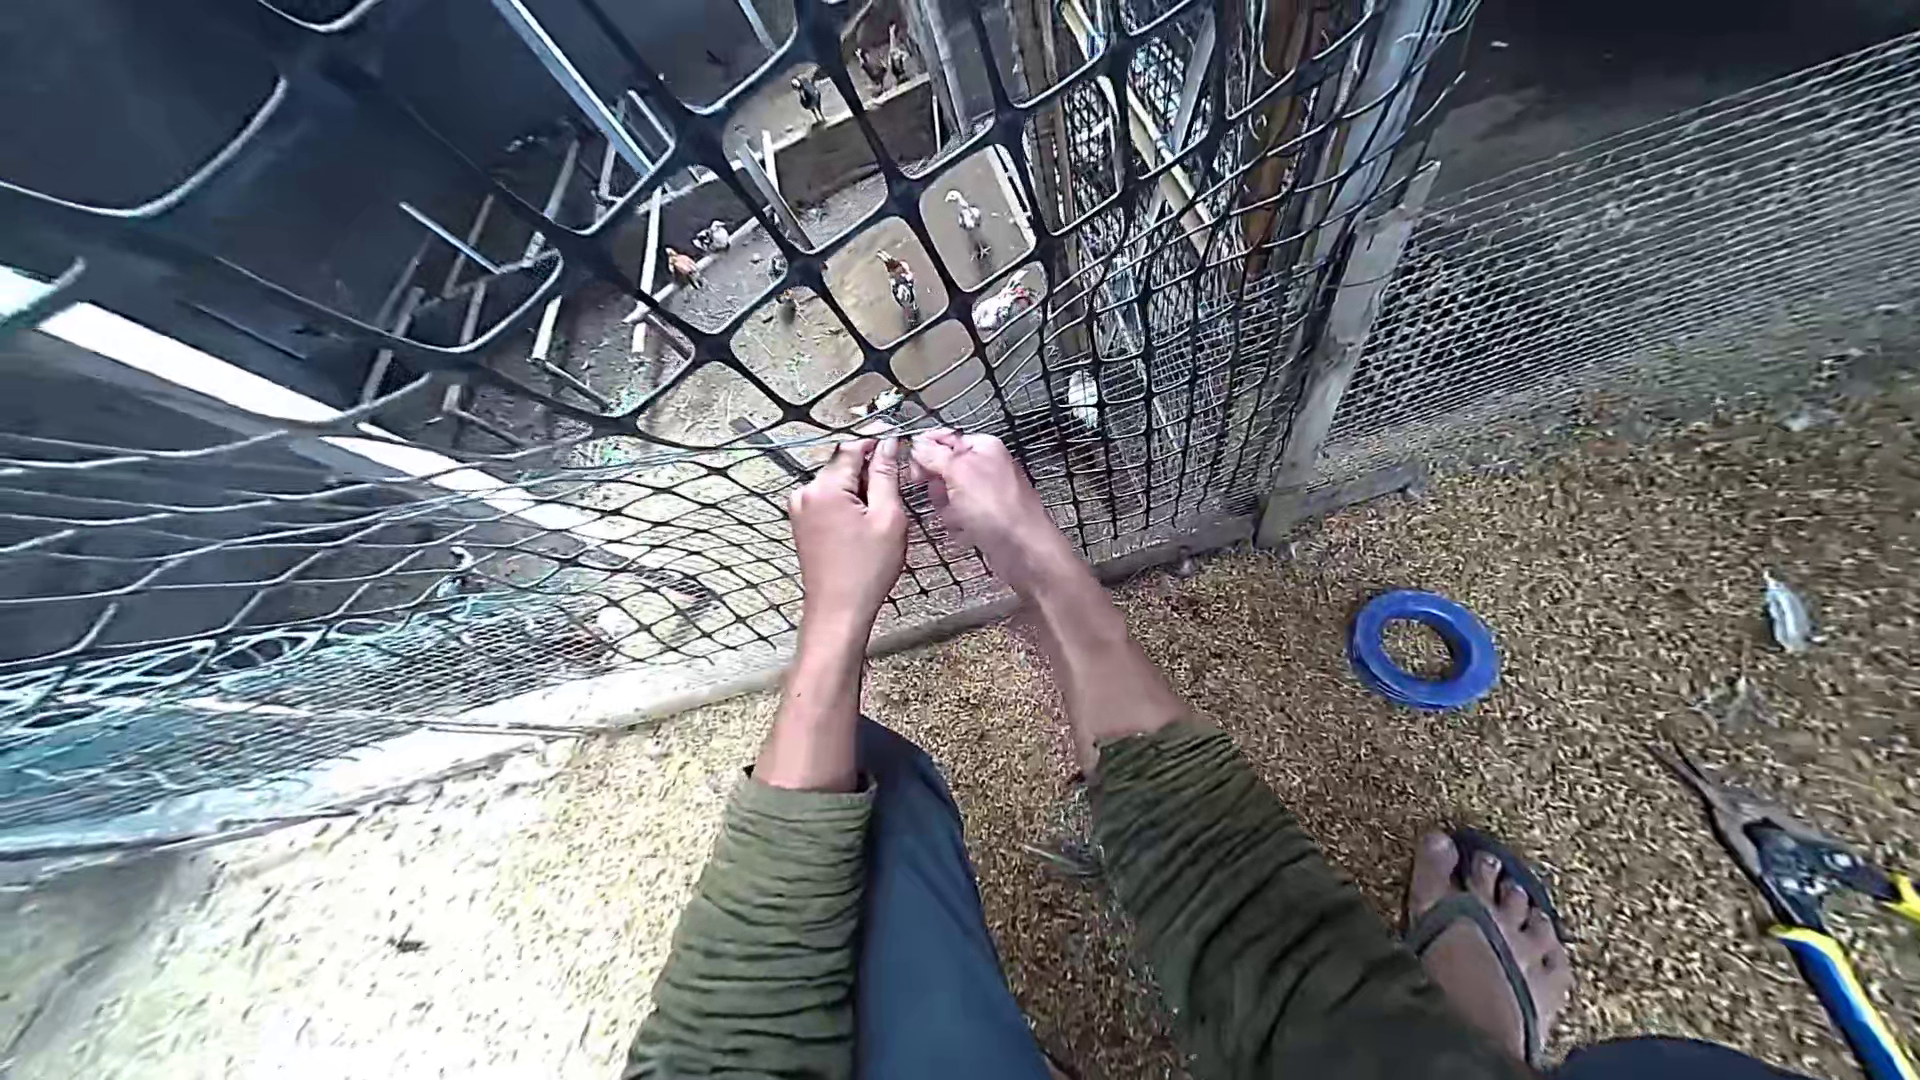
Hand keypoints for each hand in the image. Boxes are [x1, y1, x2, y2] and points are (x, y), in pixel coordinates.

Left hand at [789, 438, 907, 642]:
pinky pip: (829, 501)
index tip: (897, 443)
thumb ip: (886, 475)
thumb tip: (888, 445)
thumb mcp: (888, 517)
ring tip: (880, 518)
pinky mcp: (802, 524)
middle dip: (869, 473)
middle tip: (895, 495)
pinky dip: (849, 505)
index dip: (877, 444)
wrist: (839, 610)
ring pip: (837, 484)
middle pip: (843, 465)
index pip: (852, 448)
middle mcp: (805, 493)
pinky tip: (864, 527)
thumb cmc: (866, 570)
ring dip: (860, 491)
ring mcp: (800, 510)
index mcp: (824, 488)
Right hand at [909, 429, 1077, 597]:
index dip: (926, 451)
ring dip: (946, 509)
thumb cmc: (998, 508)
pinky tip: (967, 531)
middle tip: (942, 496)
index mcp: (983, 446)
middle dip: (937, 486)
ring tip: (959, 518)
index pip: (944, 439)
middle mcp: (986, 466)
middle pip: (943, 469)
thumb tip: (918, 444)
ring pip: (947, 496)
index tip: (914, 466)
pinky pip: (958, 516)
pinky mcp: (984, 517)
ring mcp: (985, 493)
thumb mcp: (959, 472)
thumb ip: (935, 454)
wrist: (1023, 549)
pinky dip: (957, 524)